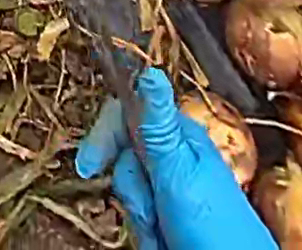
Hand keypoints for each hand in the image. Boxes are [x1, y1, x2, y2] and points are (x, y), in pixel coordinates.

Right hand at [74, 68, 273, 249]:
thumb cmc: (214, 229)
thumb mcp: (179, 171)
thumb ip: (157, 124)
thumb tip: (148, 69)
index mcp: (179, 135)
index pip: (129, 113)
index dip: (104, 134)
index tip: (87, 165)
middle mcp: (173, 157)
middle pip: (124, 156)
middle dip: (129, 188)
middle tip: (150, 213)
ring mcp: (171, 191)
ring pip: (130, 191)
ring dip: (139, 217)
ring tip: (164, 236)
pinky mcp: (169, 221)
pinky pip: (140, 220)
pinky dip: (147, 235)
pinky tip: (163, 244)